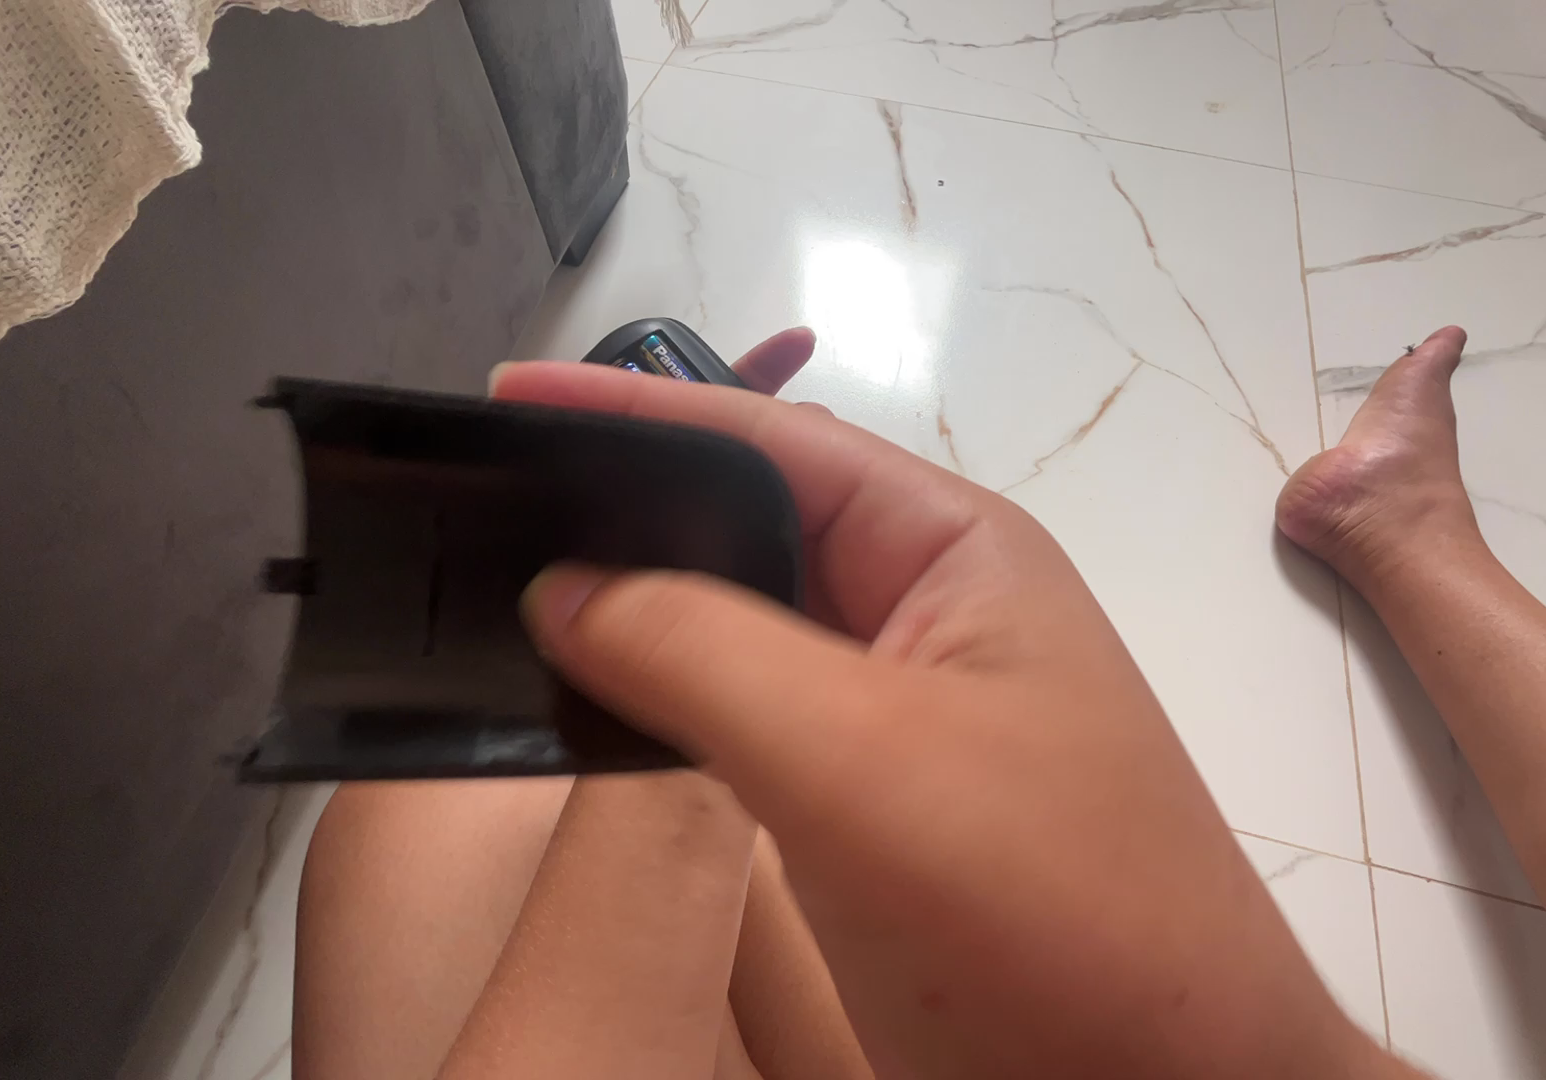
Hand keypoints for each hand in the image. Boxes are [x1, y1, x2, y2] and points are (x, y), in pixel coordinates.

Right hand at [492, 363, 1406, 1079]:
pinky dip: (668, 689)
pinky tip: (593, 687)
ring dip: (645, 599)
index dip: (644, 407)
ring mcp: (891, 694)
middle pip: (757, 520)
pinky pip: (746, 703)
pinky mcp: (863, 778)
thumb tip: (566, 587)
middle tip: (503, 489)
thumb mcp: (859, 756)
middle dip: (637, 501)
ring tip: (520, 577)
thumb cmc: (1042, 904)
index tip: (517, 390)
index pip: (778, 442)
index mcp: (951, 547)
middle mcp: (922, 600)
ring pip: (743, 616)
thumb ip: (700, 652)